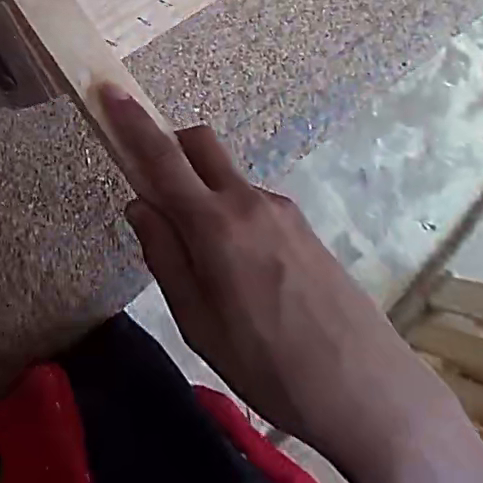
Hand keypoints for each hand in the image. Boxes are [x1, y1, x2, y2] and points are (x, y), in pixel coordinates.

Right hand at [101, 86, 482, 482]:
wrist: (370, 391)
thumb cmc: (269, 365)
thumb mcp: (198, 323)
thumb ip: (165, 255)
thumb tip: (140, 204)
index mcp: (216, 225)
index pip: (163, 158)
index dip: (133, 123)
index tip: (111, 92)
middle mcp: (248, 201)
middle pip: (200, 143)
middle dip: (170, 145)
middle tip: (157, 189)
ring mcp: (281, 209)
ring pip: (226, 177)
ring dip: (202, 191)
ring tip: (209, 265)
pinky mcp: (303, 225)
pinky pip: (252, 203)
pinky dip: (231, 215)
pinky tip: (247, 274)